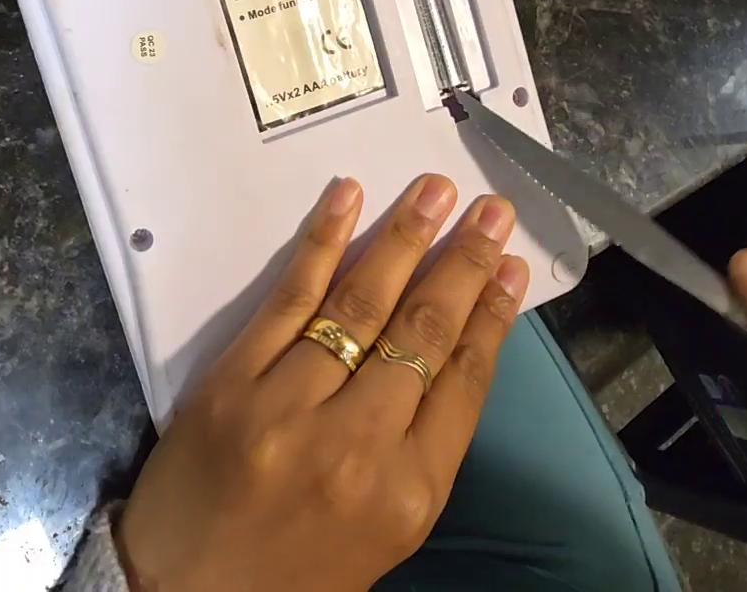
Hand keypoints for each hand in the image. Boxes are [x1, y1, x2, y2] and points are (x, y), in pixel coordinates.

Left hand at [117, 175, 529, 591]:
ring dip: (405, 238)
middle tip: (490, 208)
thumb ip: (420, 442)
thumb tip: (455, 345)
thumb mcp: (385, 527)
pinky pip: (291, 297)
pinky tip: (349, 199)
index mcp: (409, 493)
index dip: (493, 314)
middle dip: (462, 262)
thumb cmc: (297, 567)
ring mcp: (291, 404)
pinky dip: (324, 242)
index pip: (466, 380)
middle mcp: (359, 444)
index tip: (511, 264)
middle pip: (424, 331)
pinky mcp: (236, 378)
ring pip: (363, 302)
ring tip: (435, 191)